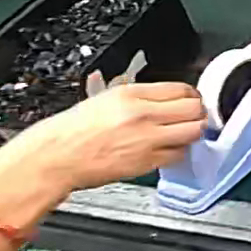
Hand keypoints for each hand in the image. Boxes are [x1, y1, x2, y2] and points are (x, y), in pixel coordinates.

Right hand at [0, 81, 206, 192]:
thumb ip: (142, 96)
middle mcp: (142, 114)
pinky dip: (179, 151)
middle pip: (195, 108)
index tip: (191, 100)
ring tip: (185, 131)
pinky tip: (169, 148)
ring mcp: (146, 139)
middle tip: (193, 116)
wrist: (52, 159)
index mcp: (131, 94)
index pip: (183, 89)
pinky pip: (178, 154)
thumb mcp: (106, 97)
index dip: (192, 95)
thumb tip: (171, 97)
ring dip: (193, 131)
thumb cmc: (72, 130)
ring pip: (193, 131)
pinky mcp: (146, 161)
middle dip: (198, 112)